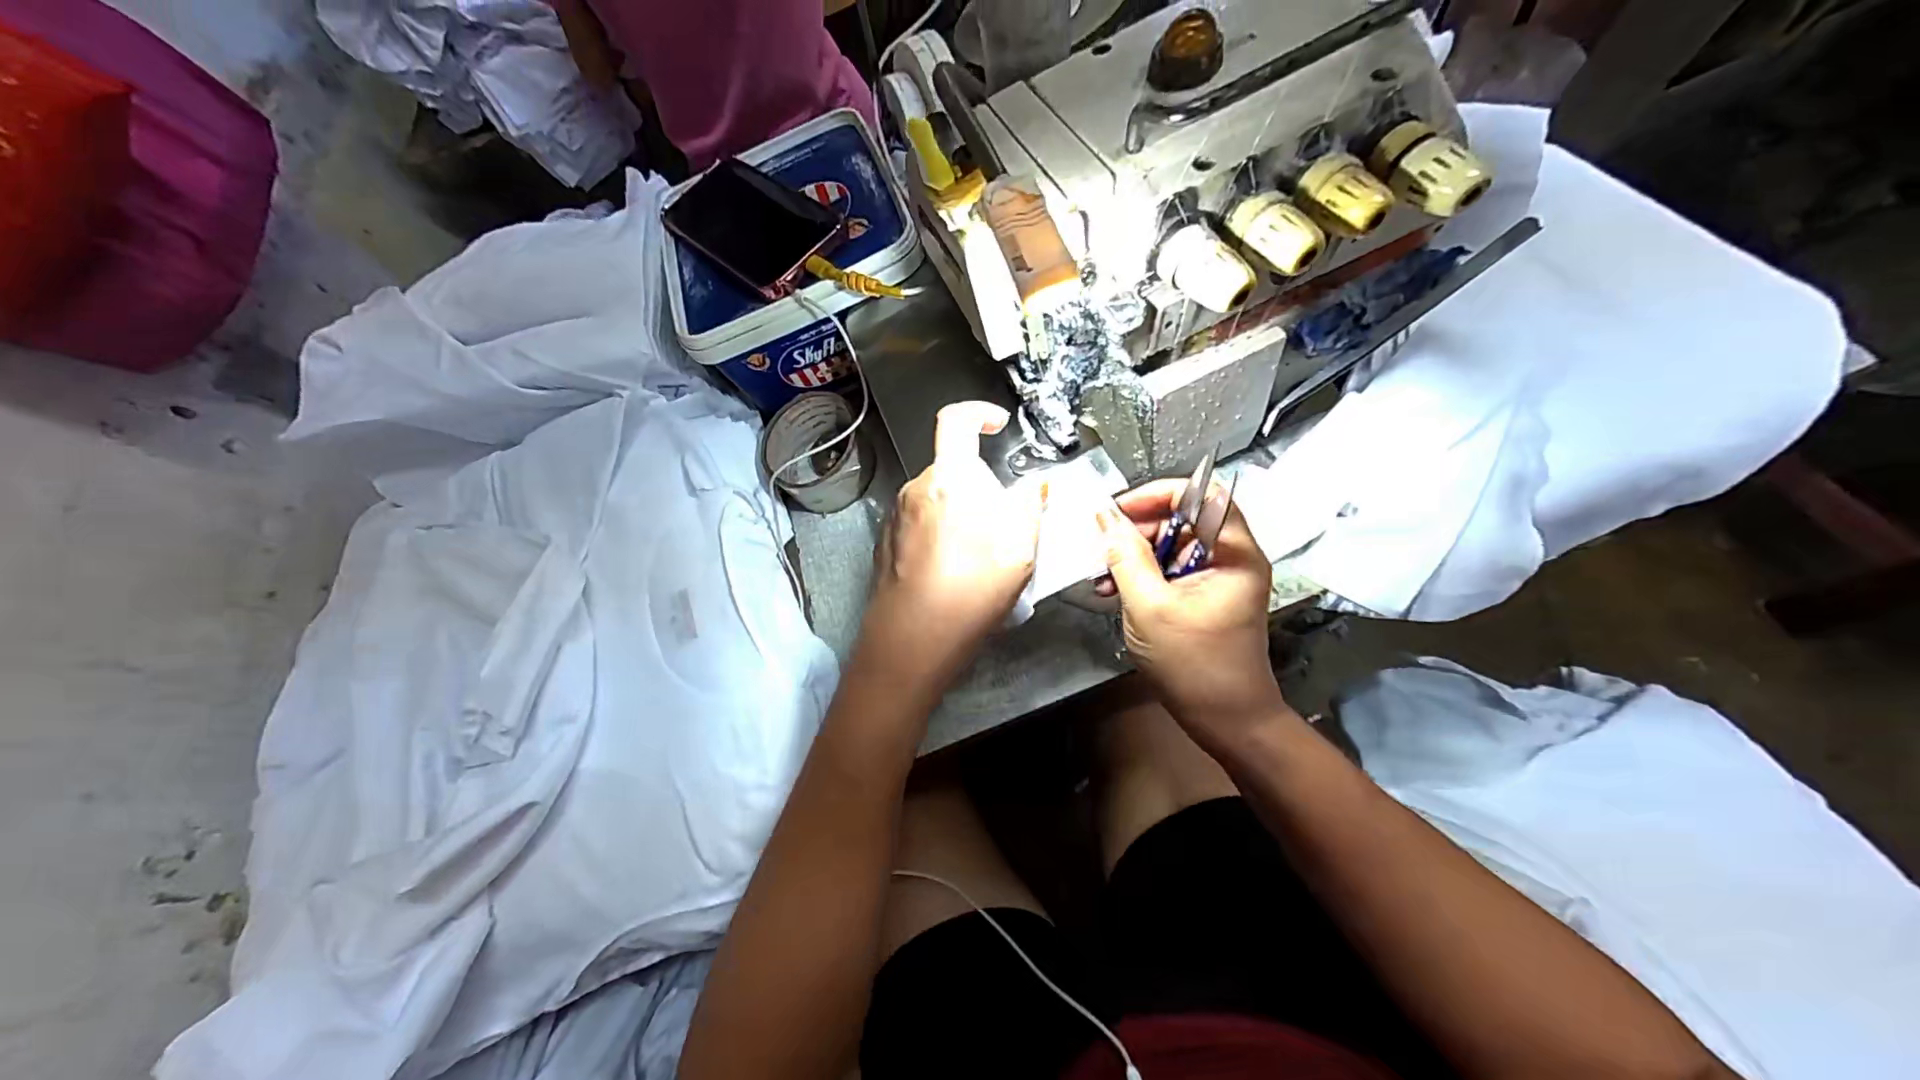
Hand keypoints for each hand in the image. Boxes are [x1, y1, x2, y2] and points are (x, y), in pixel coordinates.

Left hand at [858, 402, 1043, 690]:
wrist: (914, 638)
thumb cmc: (968, 590)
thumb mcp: (1020, 545)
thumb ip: (1029, 505)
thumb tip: (1034, 487)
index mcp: (950, 478)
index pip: (958, 420)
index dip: (979, 413)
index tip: (995, 424)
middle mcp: (917, 490)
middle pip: (954, 471)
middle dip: (982, 488)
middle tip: (1006, 524)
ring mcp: (898, 517)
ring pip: (939, 502)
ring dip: (963, 516)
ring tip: (984, 558)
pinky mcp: (890, 544)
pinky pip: (923, 526)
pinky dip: (943, 537)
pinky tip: (958, 572)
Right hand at [1097, 478, 1287, 746]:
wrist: (1226, 720)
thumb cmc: (1196, 667)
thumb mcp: (1149, 607)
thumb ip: (1126, 557)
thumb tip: (1107, 519)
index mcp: (1235, 553)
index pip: (1202, 494)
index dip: (1158, 494)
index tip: (1121, 509)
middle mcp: (1233, 558)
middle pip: (1184, 518)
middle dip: (1139, 529)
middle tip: (1105, 547)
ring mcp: (1220, 578)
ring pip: (1173, 544)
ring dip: (1136, 554)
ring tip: (1105, 576)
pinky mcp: (1206, 596)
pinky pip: (1172, 569)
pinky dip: (1145, 575)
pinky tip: (1117, 590)